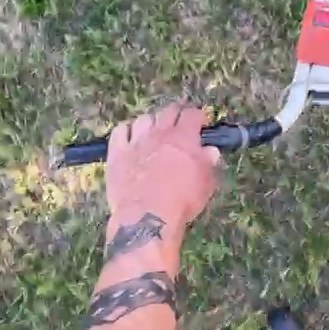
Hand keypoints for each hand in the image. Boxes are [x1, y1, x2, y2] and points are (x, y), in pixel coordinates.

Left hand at [105, 103, 222, 229]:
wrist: (147, 217)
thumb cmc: (182, 200)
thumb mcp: (206, 183)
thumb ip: (209, 162)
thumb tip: (210, 150)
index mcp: (184, 137)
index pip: (192, 114)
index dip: (198, 115)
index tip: (201, 122)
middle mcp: (160, 132)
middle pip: (168, 111)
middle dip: (176, 114)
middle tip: (180, 123)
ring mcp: (136, 141)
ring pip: (145, 119)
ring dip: (152, 122)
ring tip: (155, 131)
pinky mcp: (117, 153)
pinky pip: (120, 131)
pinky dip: (128, 130)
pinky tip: (131, 137)